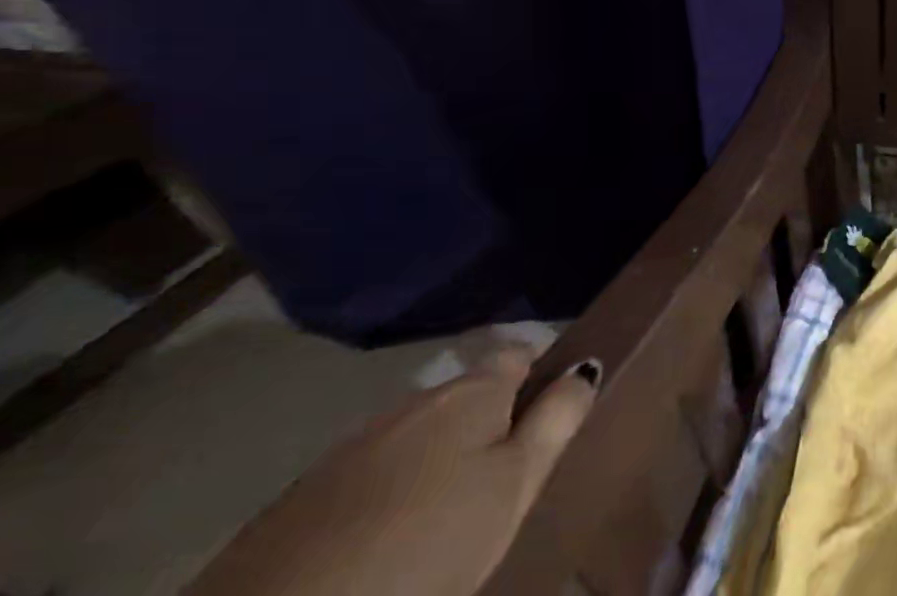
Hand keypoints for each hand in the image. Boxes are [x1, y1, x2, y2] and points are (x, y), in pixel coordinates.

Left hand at [187, 348, 598, 595]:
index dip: (540, 373)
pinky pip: (377, 471)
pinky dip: (396, 488)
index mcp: (469, 394)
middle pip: (468, 394)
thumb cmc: (428, 545)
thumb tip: (585, 366)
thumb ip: (555, 421)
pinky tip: (392, 537)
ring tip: (451, 515)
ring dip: (443, 456)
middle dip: (491, 421)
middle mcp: (414, 401)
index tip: (552, 414)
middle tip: (507, 480)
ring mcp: (357, 443)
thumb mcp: (514, 486)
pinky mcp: (311, 492)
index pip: (516, 352)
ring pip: (421, 434)